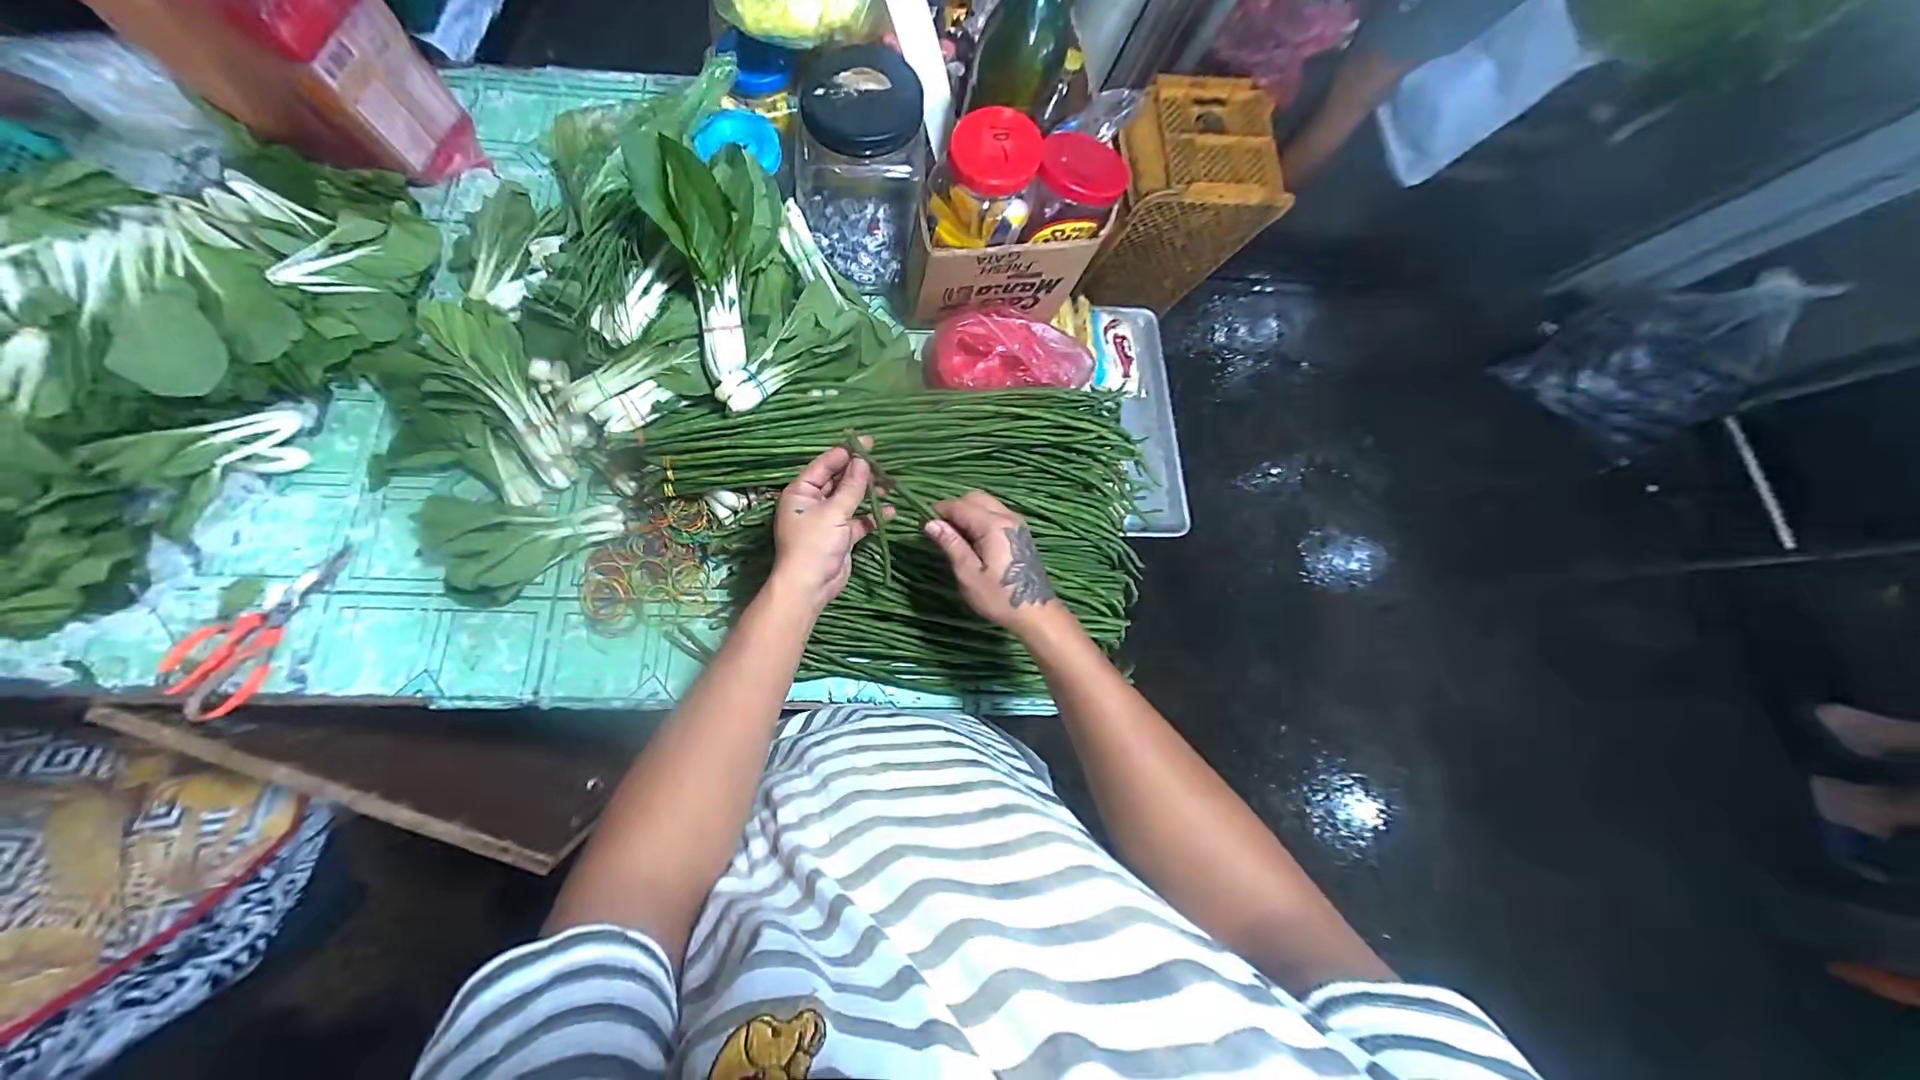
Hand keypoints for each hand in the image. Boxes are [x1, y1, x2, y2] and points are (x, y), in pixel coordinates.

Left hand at [770, 440, 887, 612]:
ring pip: (850, 500)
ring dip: (868, 494)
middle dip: (860, 473)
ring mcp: (827, 519)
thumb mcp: (834, 512)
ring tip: (890, 485)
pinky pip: (858, 520)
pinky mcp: (840, 536)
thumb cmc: (814, 544)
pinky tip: (891, 511)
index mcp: (801, 492)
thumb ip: (851, 487)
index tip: (867, 443)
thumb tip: (862, 462)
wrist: (809, 586)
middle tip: (883, 463)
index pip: (824, 465)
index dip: (845, 453)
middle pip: (838, 481)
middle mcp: (813, 502)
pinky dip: (872, 516)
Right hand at [924, 491, 1066, 636]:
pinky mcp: (1021, 532)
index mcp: (993, 525)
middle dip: (954, 508)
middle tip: (940, 530)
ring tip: (954, 536)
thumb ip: (951, 544)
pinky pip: (996, 513)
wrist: (1035, 612)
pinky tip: (972, 540)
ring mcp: (1017, 523)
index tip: (923, 523)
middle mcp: (1007, 517)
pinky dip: (981, 518)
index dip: (939, 511)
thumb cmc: (999, 597)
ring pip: (987, 503)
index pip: (960, 506)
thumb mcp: (968, 574)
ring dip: (968, 512)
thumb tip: (930, 523)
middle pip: (975, 498)